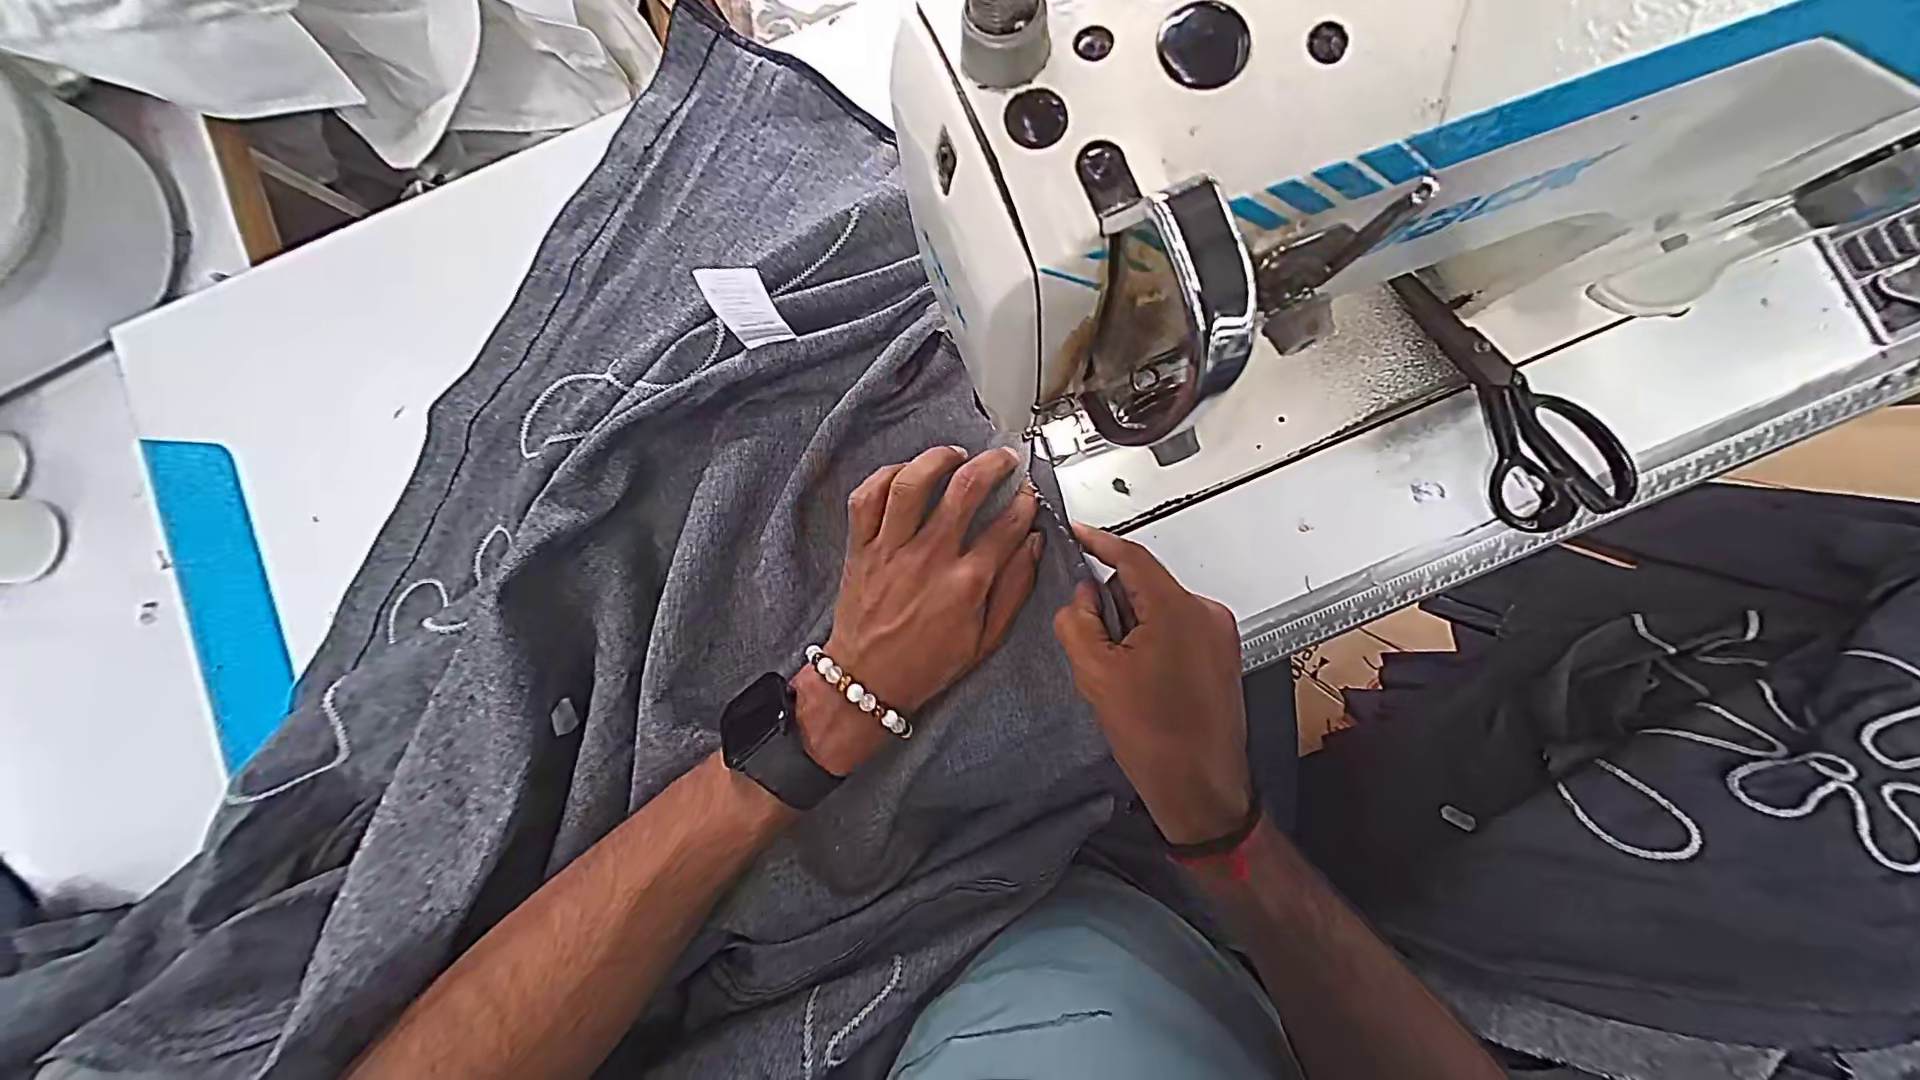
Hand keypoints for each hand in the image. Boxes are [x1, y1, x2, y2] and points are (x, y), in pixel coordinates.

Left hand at [798, 445, 1040, 771]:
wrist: (868, 680)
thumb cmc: (925, 664)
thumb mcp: (986, 639)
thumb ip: (1014, 589)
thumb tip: (1033, 546)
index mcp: (965, 584)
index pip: (1005, 526)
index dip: (1023, 503)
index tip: (1027, 495)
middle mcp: (929, 559)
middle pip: (965, 490)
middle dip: (991, 465)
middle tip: (1001, 459)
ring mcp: (892, 550)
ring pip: (913, 484)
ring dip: (938, 459)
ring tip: (955, 454)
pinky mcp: (862, 548)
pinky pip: (867, 499)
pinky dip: (885, 476)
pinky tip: (905, 472)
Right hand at [1053, 525, 1250, 845]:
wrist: (1199, 787)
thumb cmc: (1159, 740)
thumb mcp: (1095, 674)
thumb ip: (1077, 622)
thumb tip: (1081, 597)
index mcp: (1178, 611)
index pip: (1132, 557)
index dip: (1099, 541)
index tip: (1079, 533)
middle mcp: (1205, 614)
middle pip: (1144, 584)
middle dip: (1112, 603)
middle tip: (1093, 639)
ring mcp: (1217, 634)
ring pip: (1158, 607)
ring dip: (1132, 625)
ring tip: (1123, 672)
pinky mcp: (1220, 652)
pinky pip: (1175, 626)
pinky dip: (1150, 638)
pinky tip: (1141, 678)